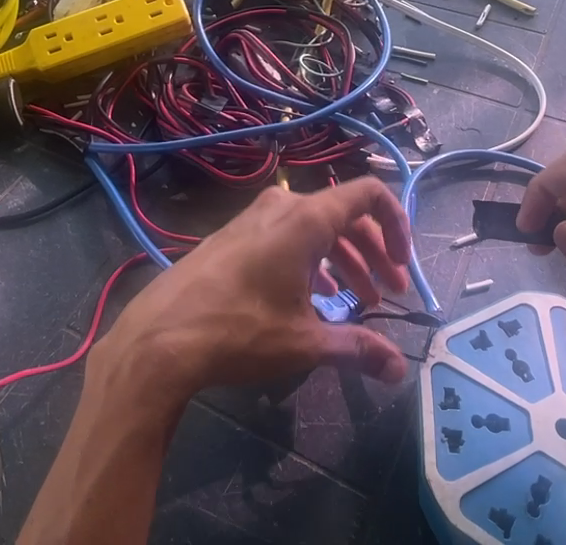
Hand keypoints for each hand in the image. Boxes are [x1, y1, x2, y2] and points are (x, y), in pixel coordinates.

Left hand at [92, 178, 413, 402]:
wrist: (161, 335)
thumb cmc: (240, 330)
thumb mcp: (304, 343)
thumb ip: (357, 349)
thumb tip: (398, 370)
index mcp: (307, 219)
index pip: (369, 195)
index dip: (397, 224)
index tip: (404, 265)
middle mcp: (283, 207)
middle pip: (345, 216)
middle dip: (374, 253)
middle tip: (390, 293)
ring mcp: (255, 219)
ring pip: (316, 229)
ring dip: (345, 261)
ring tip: (361, 303)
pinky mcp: (235, 236)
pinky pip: (288, 237)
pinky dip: (313, 261)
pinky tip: (318, 299)